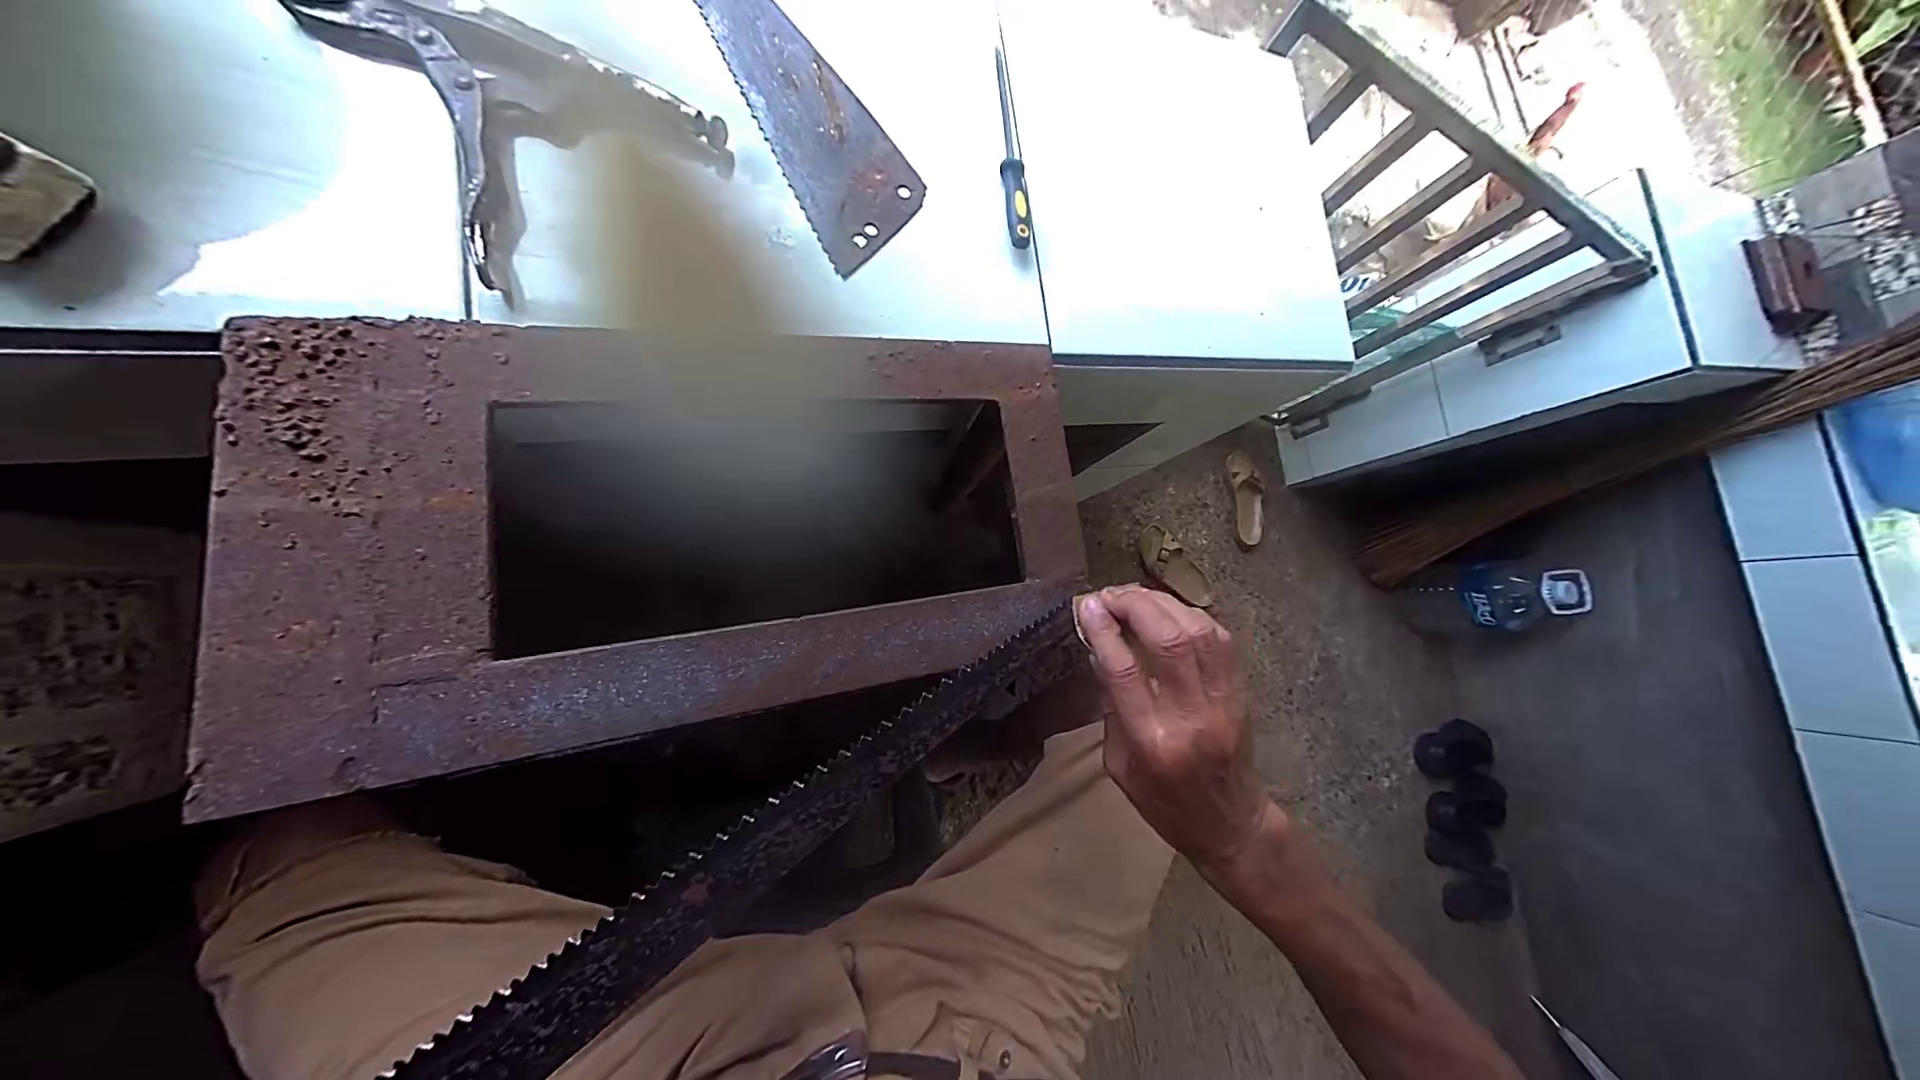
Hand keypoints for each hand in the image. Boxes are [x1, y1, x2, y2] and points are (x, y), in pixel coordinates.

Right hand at [1075, 586, 1282, 874]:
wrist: (1231, 825)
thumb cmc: (1165, 804)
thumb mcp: (1118, 766)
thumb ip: (1109, 709)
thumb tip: (1100, 652)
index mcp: (1154, 742)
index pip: (1124, 670)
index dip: (1103, 630)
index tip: (1086, 605)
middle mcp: (1193, 716)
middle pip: (1167, 640)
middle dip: (1133, 606)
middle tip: (1108, 596)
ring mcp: (1223, 701)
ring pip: (1198, 631)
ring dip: (1162, 603)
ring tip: (1133, 596)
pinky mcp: (1241, 692)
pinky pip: (1220, 638)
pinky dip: (1190, 615)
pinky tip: (1167, 610)